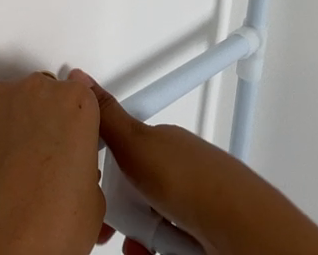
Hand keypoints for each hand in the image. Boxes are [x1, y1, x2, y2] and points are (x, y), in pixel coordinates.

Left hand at [0, 72, 106, 254]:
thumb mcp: (93, 200)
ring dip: (21, 125)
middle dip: (50, 122)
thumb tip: (77, 176)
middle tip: (49, 161)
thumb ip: (86, 166)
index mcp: (77, 103)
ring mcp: (3, 98)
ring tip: (22, 168)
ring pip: (18, 102)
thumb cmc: (41, 226)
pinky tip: (0, 166)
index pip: (84, 98)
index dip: (79, 125)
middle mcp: (39, 90)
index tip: (74, 141)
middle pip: (49, 95)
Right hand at [73, 71, 317, 254]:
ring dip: (136, 237)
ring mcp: (187, 206)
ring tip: (143, 241)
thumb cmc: (193, 179)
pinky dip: (154, 250)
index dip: (107, 174)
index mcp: (162, 142)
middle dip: (121, 210)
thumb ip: (107, 116)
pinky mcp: (194, 236)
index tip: (97, 187)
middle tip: (117, 220)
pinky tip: (155, 251)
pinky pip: (162, 245)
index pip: (122, 155)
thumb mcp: (136, 142)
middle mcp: (175, 172)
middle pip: (131, 193)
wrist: (235, 227)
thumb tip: (82, 80)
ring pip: (144, 225)